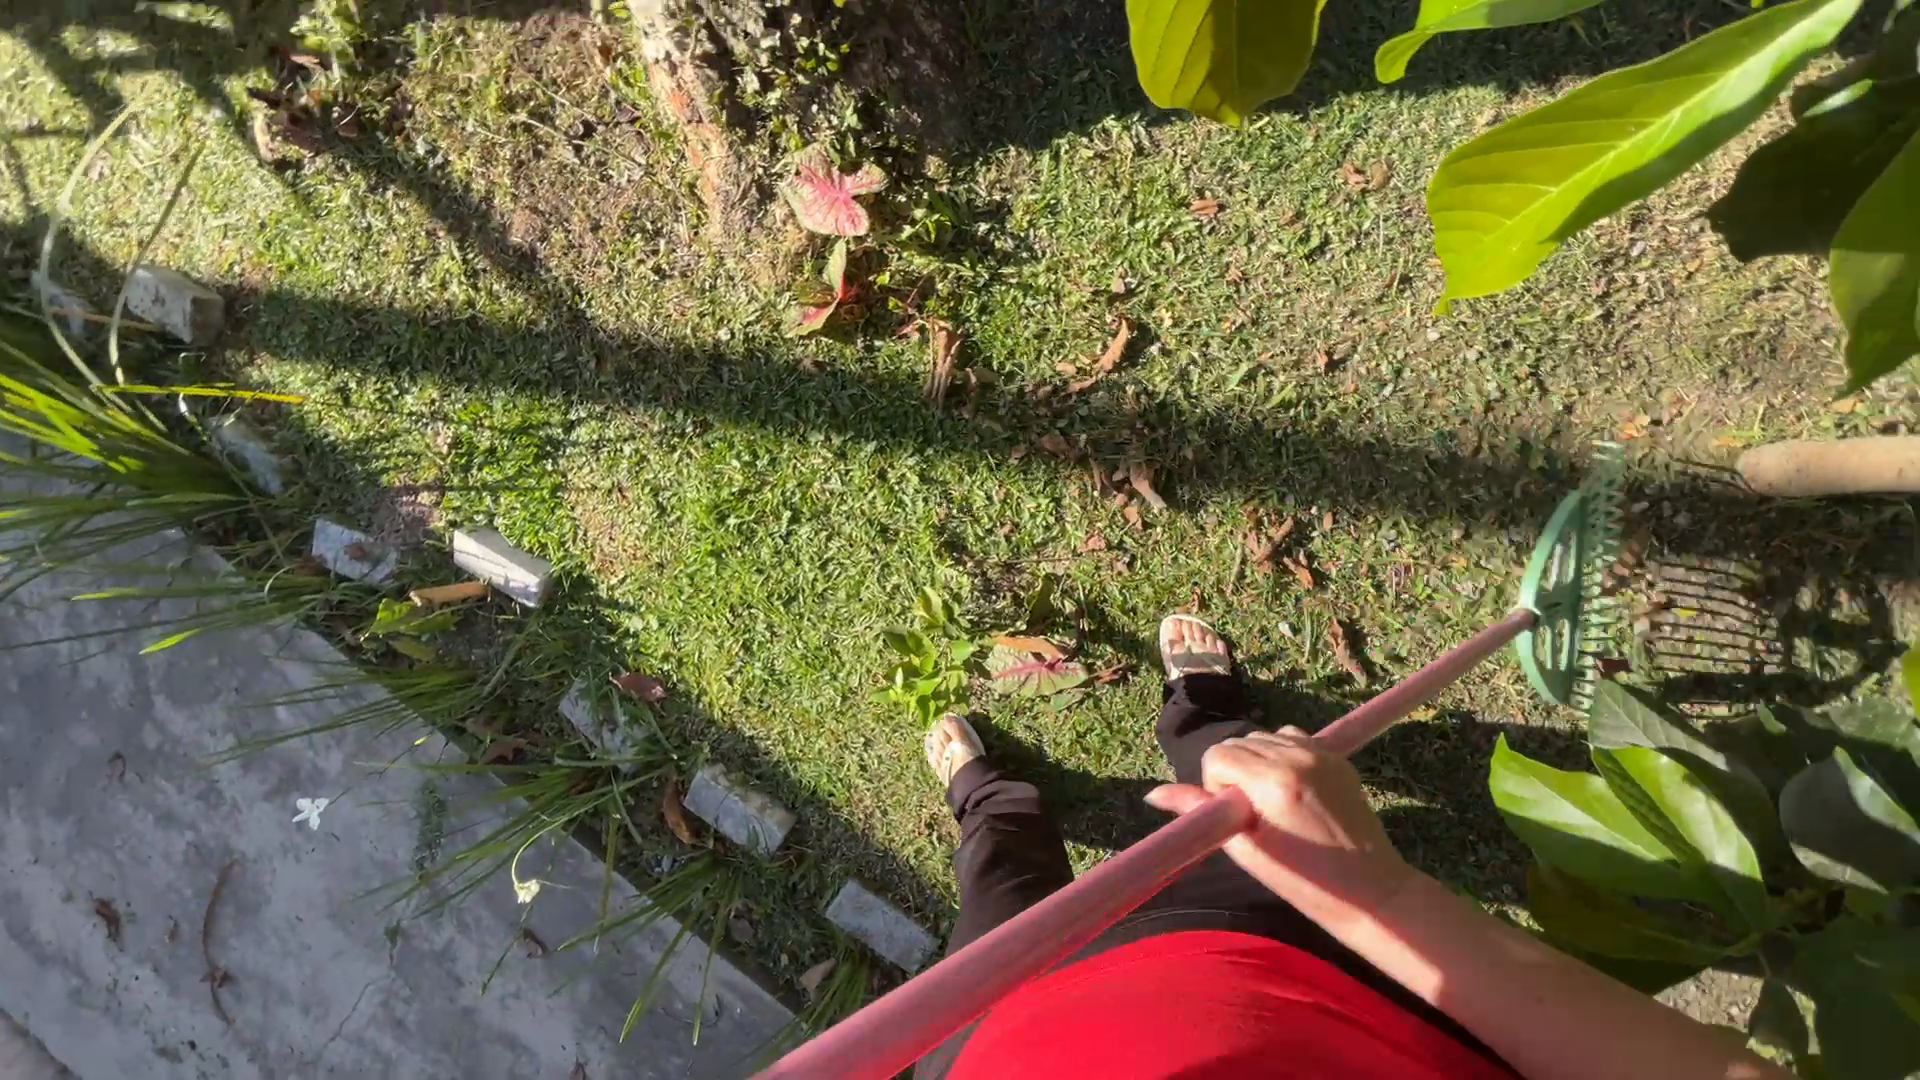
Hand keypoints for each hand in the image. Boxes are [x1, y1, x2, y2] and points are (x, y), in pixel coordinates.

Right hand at [1146, 728, 1415, 929]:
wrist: (1374, 892)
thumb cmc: (1304, 882)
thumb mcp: (1245, 849)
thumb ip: (1200, 811)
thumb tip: (1152, 794)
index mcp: (1273, 782)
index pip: (1217, 755)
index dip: (1216, 784)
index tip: (1236, 814)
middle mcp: (1297, 757)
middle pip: (1237, 742)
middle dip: (1234, 771)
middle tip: (1254, 812)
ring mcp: (1320, 753)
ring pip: (1261, 737)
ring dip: (1256, 761)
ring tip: (1273, 800)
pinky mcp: (1336, 756)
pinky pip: (1290, 736)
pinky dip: (1281, 754)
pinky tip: (1292, 787)